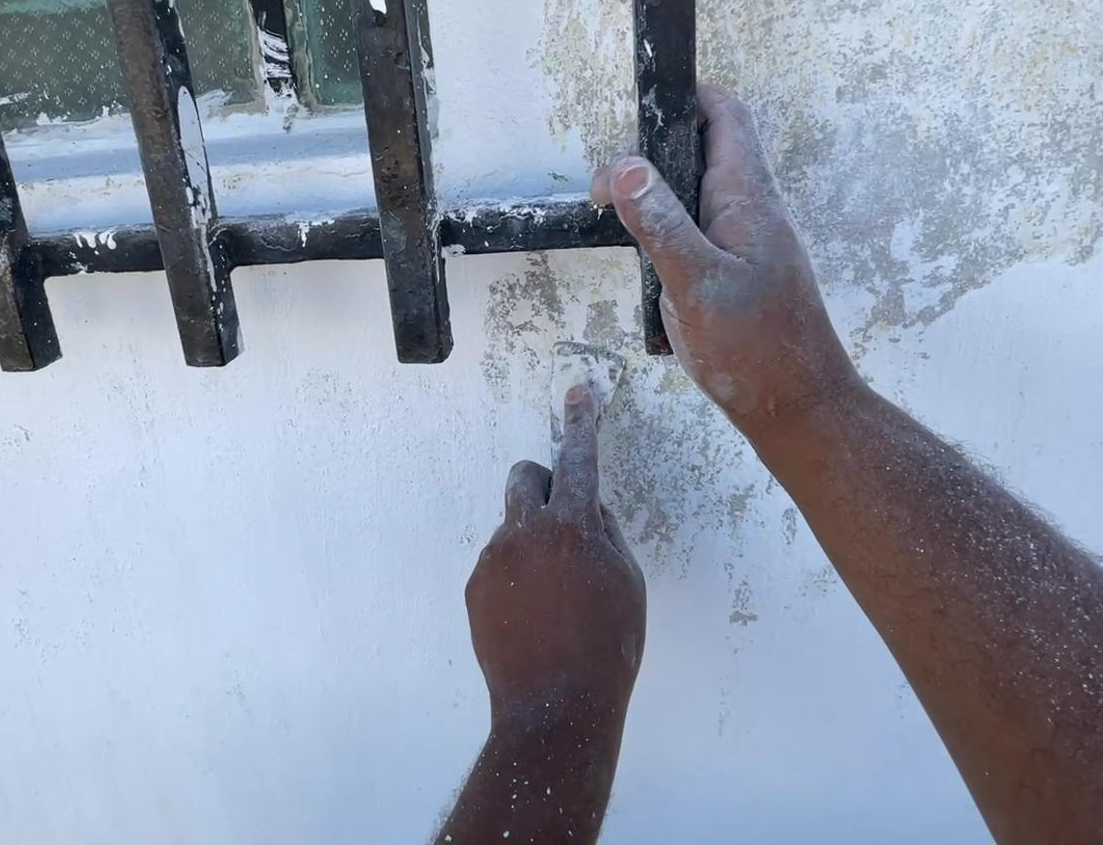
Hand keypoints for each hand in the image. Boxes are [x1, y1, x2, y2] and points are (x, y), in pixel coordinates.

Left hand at [466, 387, 645, 731]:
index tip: (577, 394)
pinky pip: (499, 561)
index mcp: (573, 528)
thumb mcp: (627, 583)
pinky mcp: (475, 584)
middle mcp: (526, 532)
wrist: (556, 708)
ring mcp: (494, 557)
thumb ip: (605, 533)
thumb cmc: (608, 646)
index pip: (579, 461)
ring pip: (514, 526)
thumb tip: (588, 510)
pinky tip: (530, 614)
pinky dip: (515, 574)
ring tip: (552, 596)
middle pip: (524, 476)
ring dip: (532, 542)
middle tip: (560, 516)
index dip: (581, 424)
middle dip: (542, 482)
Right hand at [590, 83, 859, 441]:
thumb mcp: (697, 282)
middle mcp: (747, 212)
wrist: (792, 405)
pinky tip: (641, 252)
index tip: (646, 101)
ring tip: (614, 210)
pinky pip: (693, 231)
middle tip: (609, 178)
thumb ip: (661, 223)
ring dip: (655, 192)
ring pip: (694, 194)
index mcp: (747, 200)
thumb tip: (625, 166)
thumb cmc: (753, 347)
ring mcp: (741, 242)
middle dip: (657, 148)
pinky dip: (662, 229)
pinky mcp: (731, 271)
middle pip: (704, 152)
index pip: (728, 119)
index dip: (692, 96)